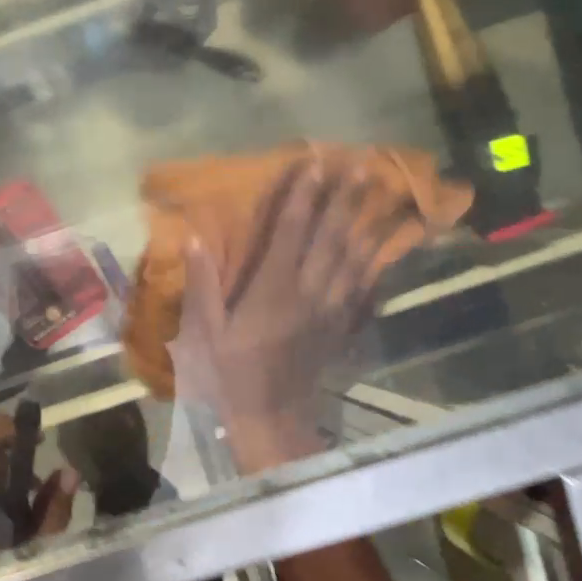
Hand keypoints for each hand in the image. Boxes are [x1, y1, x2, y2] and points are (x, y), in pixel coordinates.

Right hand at [172, 153, 415, 473]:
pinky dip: (377, 264)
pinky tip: (386, 247)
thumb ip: (202, 285)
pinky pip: (364, 288)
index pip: (291, 232)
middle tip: (360, 163)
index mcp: (271, 290)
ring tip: (381, 192)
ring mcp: (329, 309)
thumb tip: (194, 238)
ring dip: (367, 222)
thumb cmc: (230, 374)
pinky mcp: (340, 327)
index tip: (315, 163)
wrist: (270, 417)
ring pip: (355, 257)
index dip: (303, 196)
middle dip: (344, 198)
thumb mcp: (204, 332)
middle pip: (331, 237)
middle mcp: (307, 292)